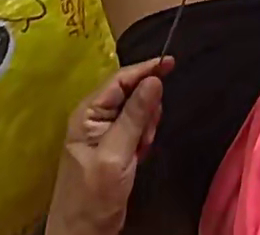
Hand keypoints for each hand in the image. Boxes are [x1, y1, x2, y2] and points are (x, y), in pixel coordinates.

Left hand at [46, 56, 172, 234]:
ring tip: (141, 149)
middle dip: (145, 108)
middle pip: (131, 91)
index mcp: (88, 113)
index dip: (146, 69)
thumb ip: (135, 116)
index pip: (120, 79)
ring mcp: (104, 130)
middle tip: (146, 135)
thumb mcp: (116, 155)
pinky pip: (136, 126)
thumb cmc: (93, 198)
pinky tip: (139, 153)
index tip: (171, 62)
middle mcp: (95, 116)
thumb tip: (155, 79)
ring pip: (137, 109)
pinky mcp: (113, 144)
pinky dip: (143, 136)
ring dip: (145, 125)